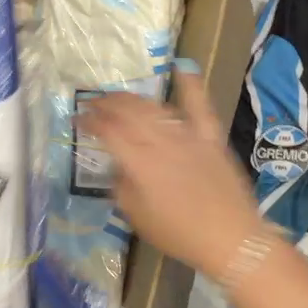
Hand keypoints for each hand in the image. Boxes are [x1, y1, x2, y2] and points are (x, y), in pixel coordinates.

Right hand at [76, 69, 263, 274]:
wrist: (230, 238)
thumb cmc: (179, 234)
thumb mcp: (136, 216)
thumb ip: (121, 186)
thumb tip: (118, 166)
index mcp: (139, 163)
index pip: (107, 131)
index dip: (88, 122)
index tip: (77, 119)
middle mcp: (160, 142)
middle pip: (128, 112)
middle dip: (106, 104)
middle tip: (93, 104)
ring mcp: (188, 136)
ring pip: (155, 107)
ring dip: (133, 98)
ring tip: (119, 97)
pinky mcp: (210, 137)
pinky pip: (200, 106)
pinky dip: (190, 85)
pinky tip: (182, 68)